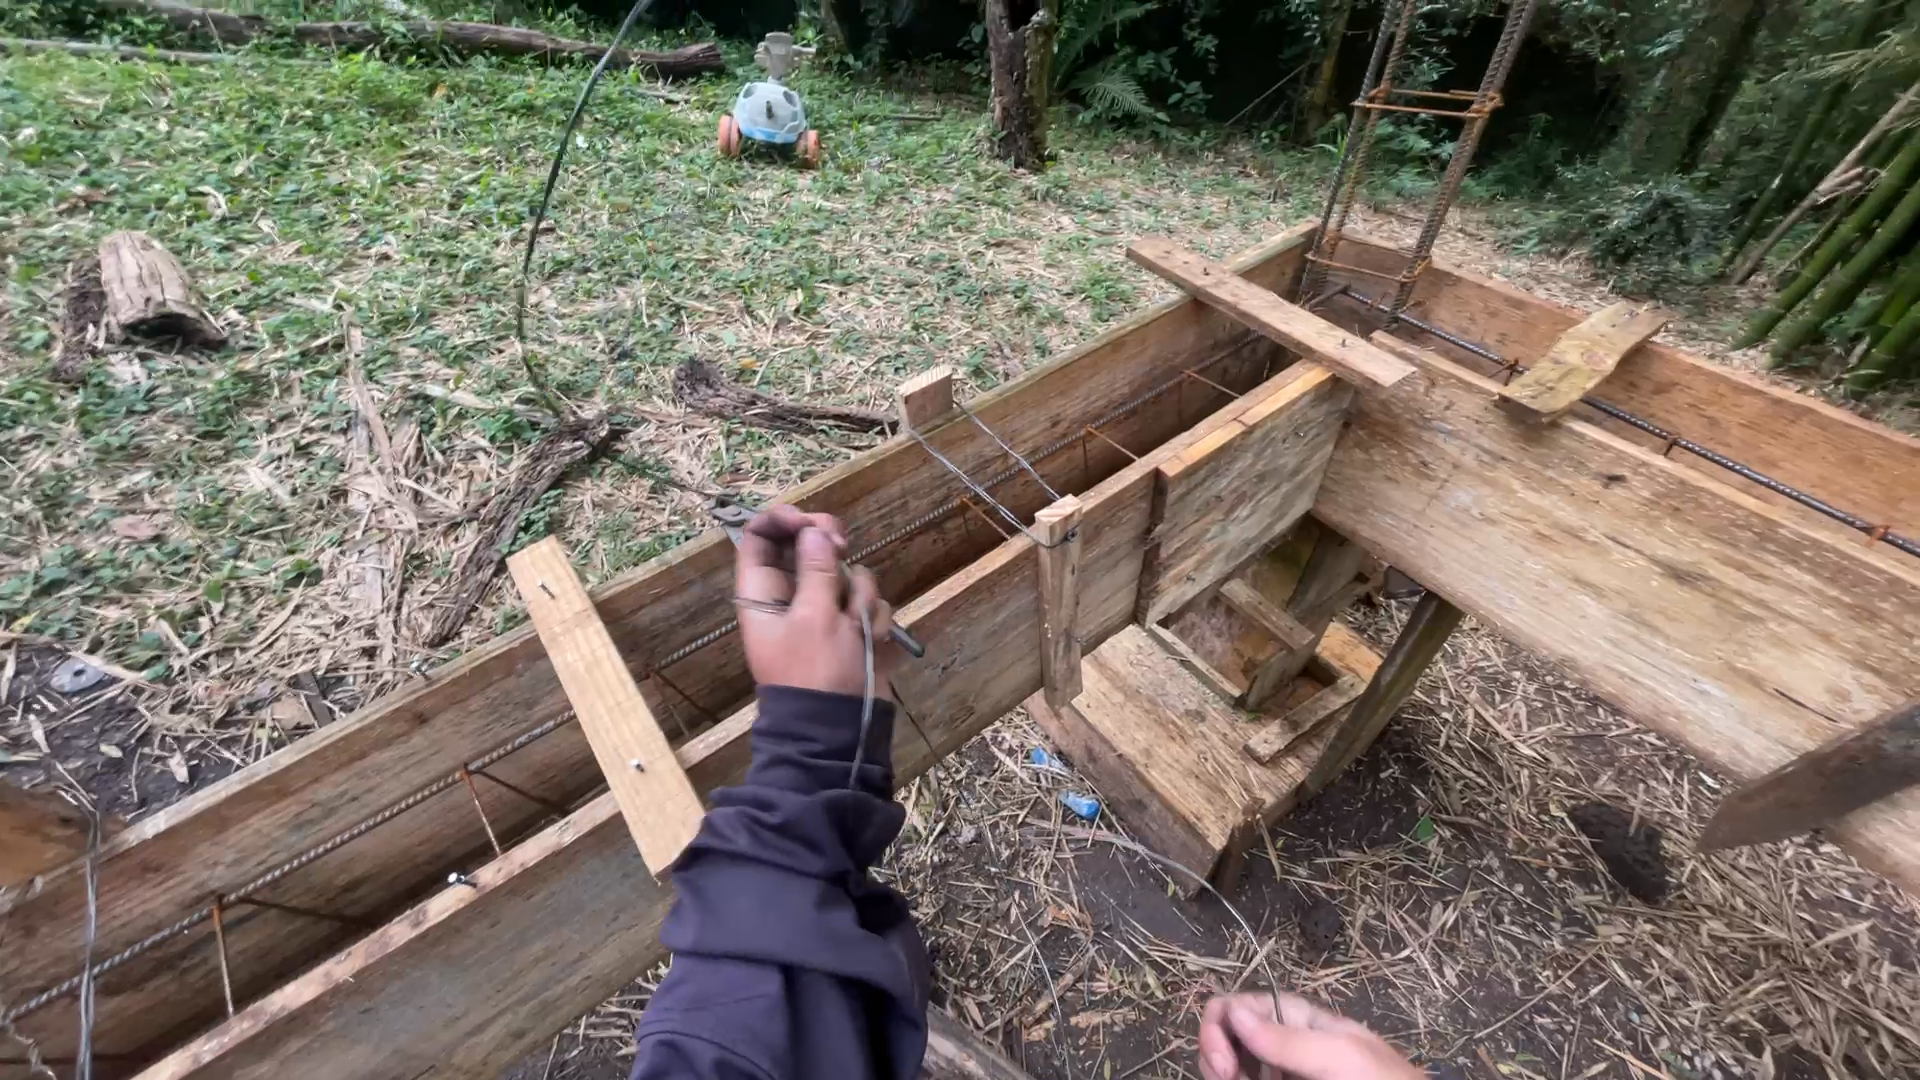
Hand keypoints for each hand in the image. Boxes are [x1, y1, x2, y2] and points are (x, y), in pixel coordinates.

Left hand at [734, 504, 897, 696]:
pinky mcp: (854, 626)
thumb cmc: (816, 672)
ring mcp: (826, 610)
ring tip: (856, 625)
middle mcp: (793, 595)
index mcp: (764, 592)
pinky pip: (869, 602)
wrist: (841, 730)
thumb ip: (816, 568)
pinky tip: (871, 640)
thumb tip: (813, 530)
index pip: (761, 537)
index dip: (784, 520)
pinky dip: (874, 618)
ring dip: (859, 594)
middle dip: (831, 547)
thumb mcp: (814, 617)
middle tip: (843, 546)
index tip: (812, 521)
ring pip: (847, 573)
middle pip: (809, 546)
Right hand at [1198, 993, 1421, 1079]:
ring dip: (1223, 1074)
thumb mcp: (1343, 1059)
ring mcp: (1283, 1075)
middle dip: (1214, 1058)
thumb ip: (1287, 1039)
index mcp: (1294, 1020)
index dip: (1217, 1028)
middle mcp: (1282, 1047)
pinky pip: (1252, 1079)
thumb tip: (1232, 1012)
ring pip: (1233, 1069)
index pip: (1236, 1006)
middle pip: (1226, 1039)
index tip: (1223, 1068)